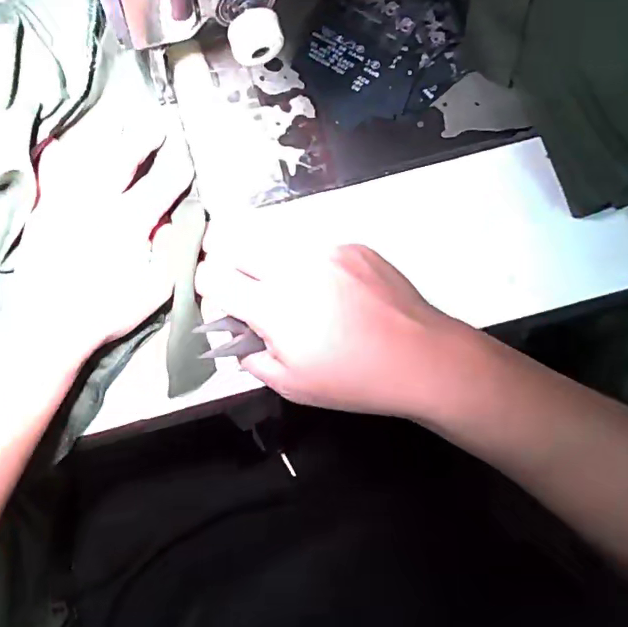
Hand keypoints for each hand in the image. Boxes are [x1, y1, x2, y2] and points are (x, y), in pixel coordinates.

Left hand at [4, 112, 194, 357]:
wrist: (49, 322)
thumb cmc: (106, 310)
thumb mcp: (155, 289)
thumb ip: (168, 252)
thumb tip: (169, 225)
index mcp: (131, 220)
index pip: (163, 184)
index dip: (179, 168)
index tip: (188, 156)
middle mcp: (99, 201)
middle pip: (125, 157)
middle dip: (145, 137)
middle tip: (159, 122)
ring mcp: (67, 201)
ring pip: (88, 156)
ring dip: (107, 137)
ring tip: (117, 122)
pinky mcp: (43, 210)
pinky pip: (50, 173)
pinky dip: (57, 156)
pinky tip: (61, 144)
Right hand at [195, 241, 475, 418]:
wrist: (421, 357)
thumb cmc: (359, 378)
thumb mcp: (293, 385)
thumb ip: (253, 359)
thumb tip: (239, 342)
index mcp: (274, 307)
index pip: (213, 277)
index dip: (206, 287)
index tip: (215, 295)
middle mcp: (295, 270)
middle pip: (234, 241)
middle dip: (227, 260)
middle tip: (239, 283)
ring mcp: (325, 252)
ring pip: (276, 245)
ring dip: (273, 266)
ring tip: (300, 299)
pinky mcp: (351, 247)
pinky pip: (315, 250)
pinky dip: (314, 269)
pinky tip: (335, 296)